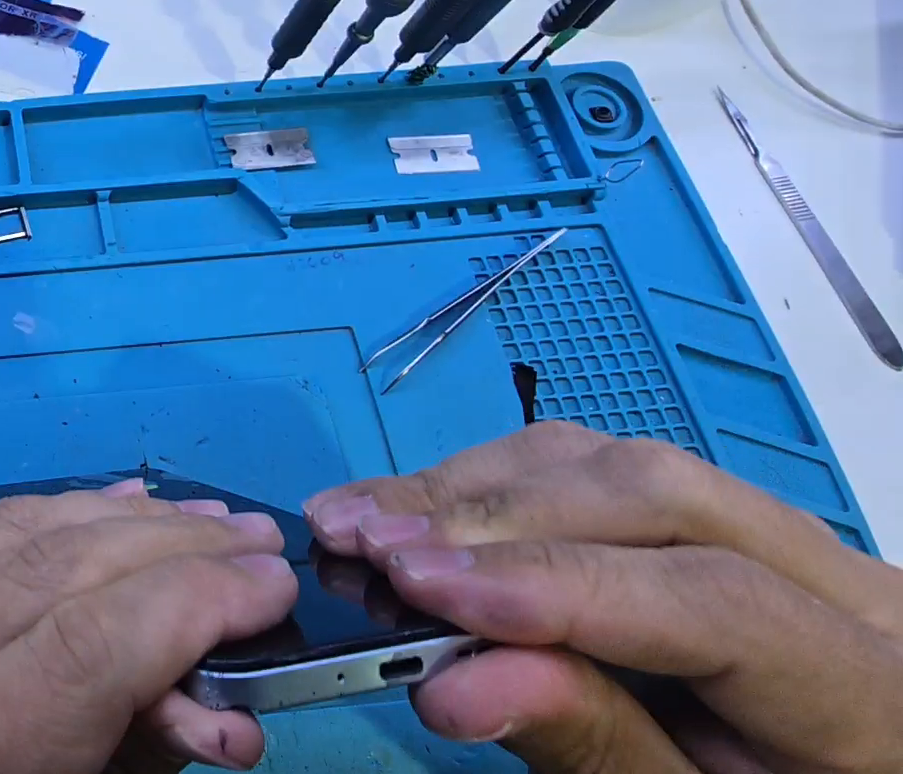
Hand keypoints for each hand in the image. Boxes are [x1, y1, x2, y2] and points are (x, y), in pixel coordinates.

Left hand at [0, 481, 297, 773]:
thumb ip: (144, 753)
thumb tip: (230, 699)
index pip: (81, 646)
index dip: (188, 602)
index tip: (271, 580)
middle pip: (50, 574)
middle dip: (170, 547)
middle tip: (255, 540)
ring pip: (12, 537)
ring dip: (120, 519)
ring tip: (202, 519)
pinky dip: (54, 515)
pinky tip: (114, 504)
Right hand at [303, 421, 902, 771]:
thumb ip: (592, 746)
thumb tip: (448, 686)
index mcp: (881, 684)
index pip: (716, 603)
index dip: (554, 588)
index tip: (416, 587)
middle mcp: (831, 572)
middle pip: (645, 492)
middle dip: (482, 515)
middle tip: (367, 545)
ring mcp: (750, 518)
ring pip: (584, 457)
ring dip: (449, 490)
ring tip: (352, 525)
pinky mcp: (669, 499)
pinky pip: (554, 461)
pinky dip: (456, 485)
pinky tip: (389, 511)